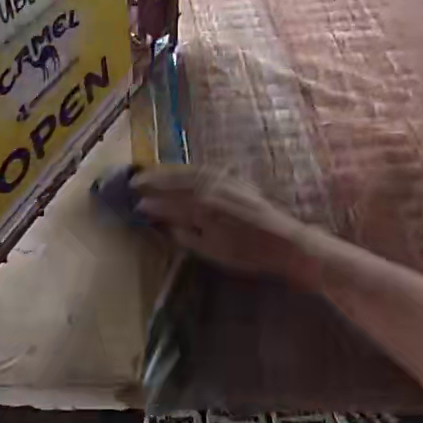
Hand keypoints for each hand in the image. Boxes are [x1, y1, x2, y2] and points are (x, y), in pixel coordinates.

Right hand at [131, 165, 320, 279]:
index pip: (168, 202)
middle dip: (153, 180)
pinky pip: (205, 170)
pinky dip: (189, 170)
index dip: (150, 203)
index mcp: (201, 205)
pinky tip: (183, 173)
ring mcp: (224, 180)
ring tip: (154, 174)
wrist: (287, 243)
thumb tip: (164, 222)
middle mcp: (210, 187)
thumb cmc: (247, 252)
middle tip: (135, 181)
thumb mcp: (210, 249)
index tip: (136, 204)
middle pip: (175, 180)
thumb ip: (184, 234)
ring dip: (169, 172)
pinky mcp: (236, 180)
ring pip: (189, 171)